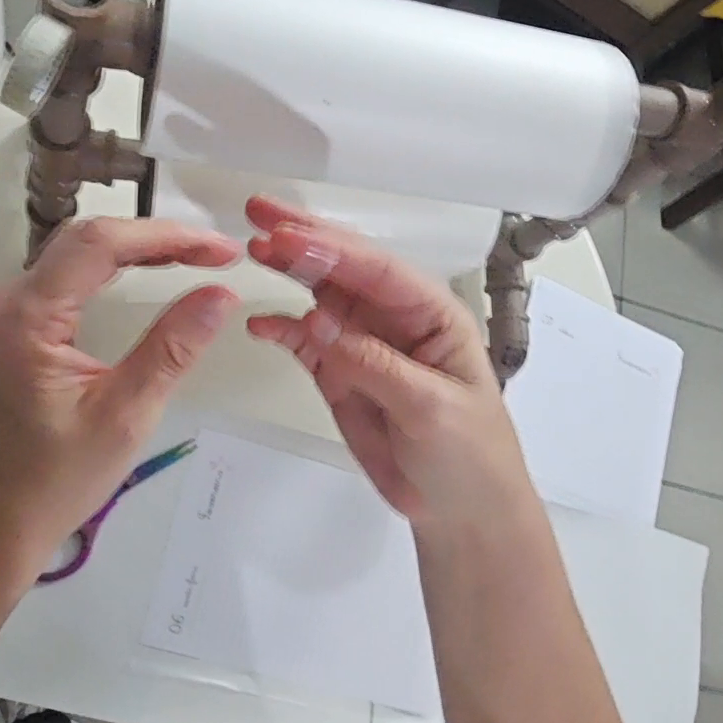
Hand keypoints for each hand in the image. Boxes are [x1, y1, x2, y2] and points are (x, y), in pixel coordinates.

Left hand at [0, 217, 241, 571]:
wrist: (4, 514)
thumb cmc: (59, 476)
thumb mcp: (127, 414)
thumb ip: (173, 348)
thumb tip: (221, 294)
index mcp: (27, 318)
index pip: (100, 245)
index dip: (166, 237)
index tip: (219, 249)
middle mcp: (9, 300)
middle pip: (88, 239)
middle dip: (157, 237)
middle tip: (215, 252)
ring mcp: (8, 309)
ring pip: (79, 251)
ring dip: (138, 247)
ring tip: (195, 255)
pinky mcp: (17, 322)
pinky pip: (70, 273)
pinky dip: (116, 265)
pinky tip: (150, 269)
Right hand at [241, 197, 532, 527]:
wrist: (459, 508)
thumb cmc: (470, 454)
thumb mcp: (431, 408)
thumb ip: (375, 363)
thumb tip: (318, 321)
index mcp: (430, 313)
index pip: (378, 270)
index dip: (332, 248)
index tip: (288, 236)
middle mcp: (394, 317)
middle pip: (345, 268)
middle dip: (304, 239)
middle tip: (259, 213)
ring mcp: (362, 343)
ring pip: (319, 295)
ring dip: (288, 272)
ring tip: (252, 250)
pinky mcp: (338, 372)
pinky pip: (304, 342)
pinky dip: (281, 329)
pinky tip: (259, 324)